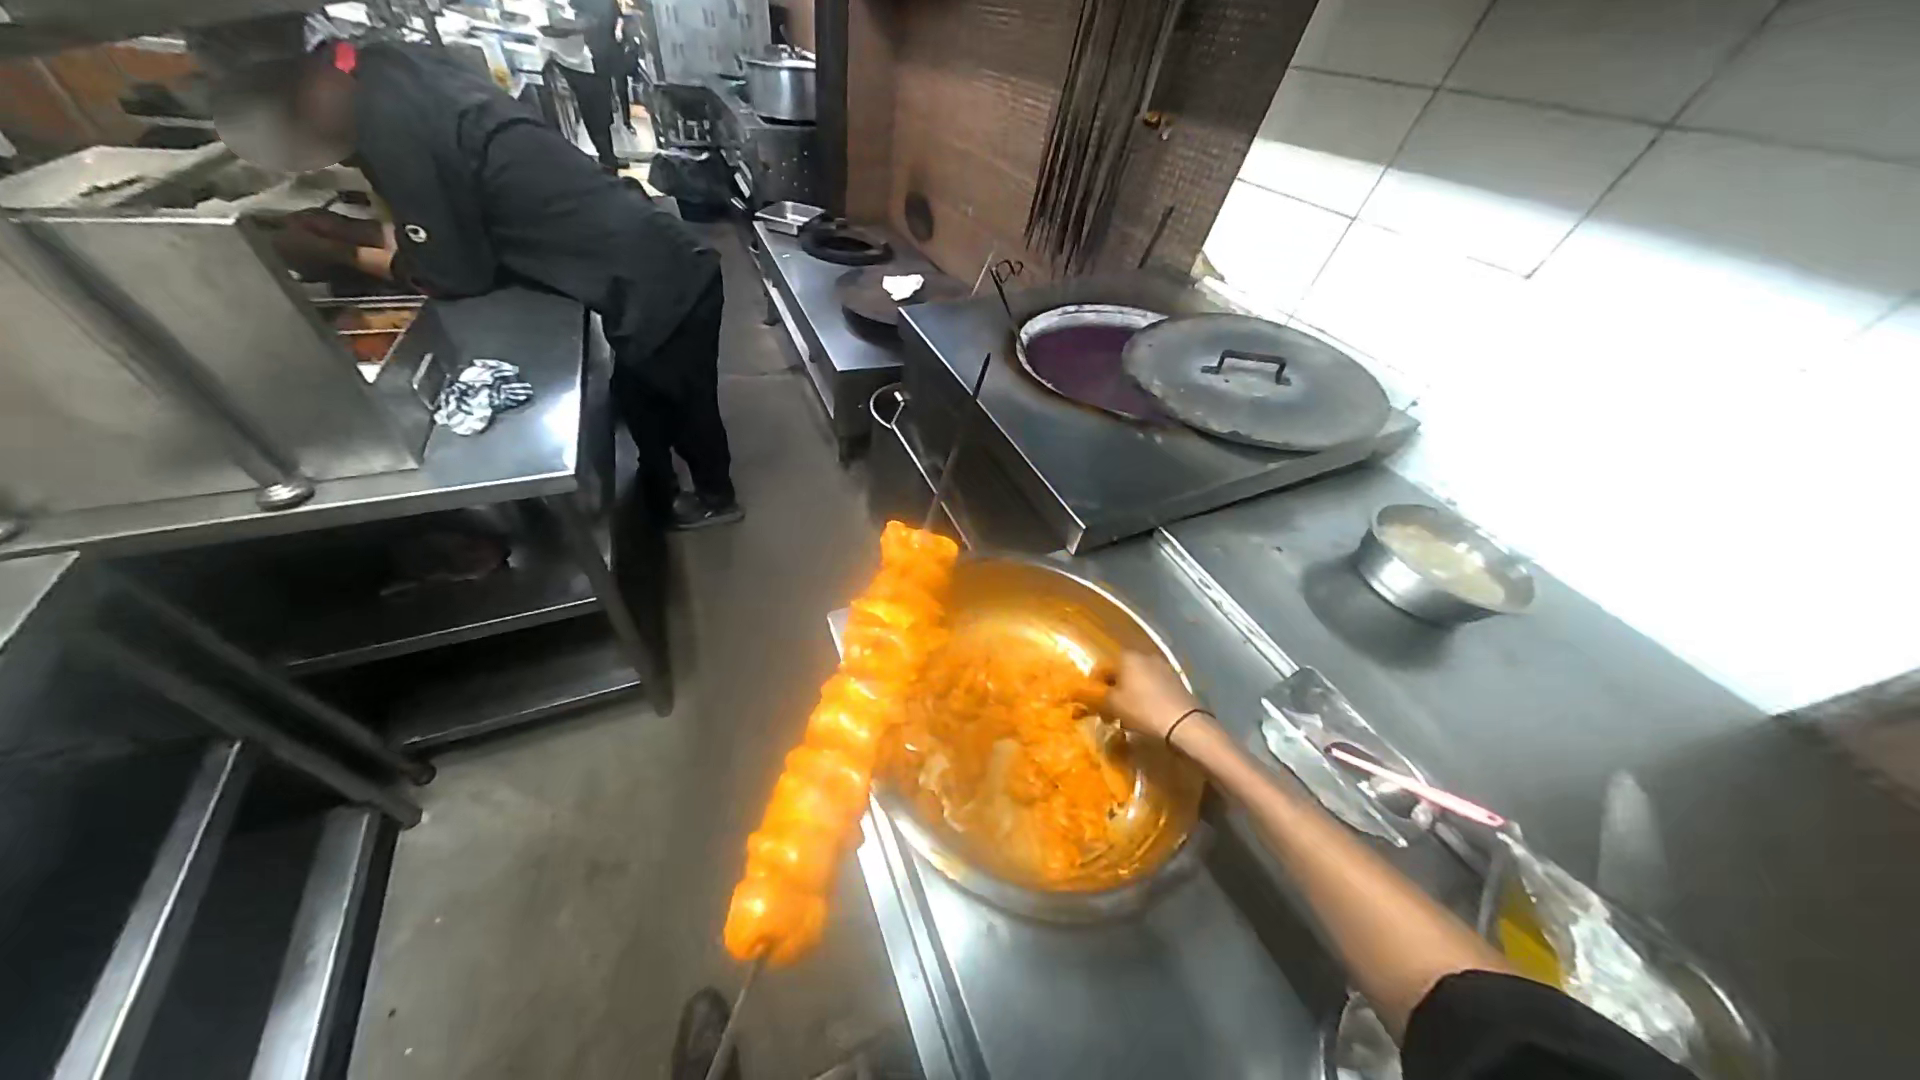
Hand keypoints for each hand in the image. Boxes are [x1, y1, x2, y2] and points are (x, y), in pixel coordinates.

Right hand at [1101, 651, 1203, 742]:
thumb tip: (1084, 694)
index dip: (1094, 687)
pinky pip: (1153, 686)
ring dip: (1129, 694)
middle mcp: (1144, 656)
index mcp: (1126, 657)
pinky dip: (1145, 696)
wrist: (1184, 723)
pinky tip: (1146, 712)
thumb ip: (1095, 697)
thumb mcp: (1112, 705)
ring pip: (1137, 679)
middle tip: (1110, 711)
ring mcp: (1162, 666)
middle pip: (1120, 673)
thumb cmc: (1142, 709)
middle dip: (1113, 691)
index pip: (1101, 669)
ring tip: (1128, 715)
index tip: (1093, 704)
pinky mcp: (1176, 680)